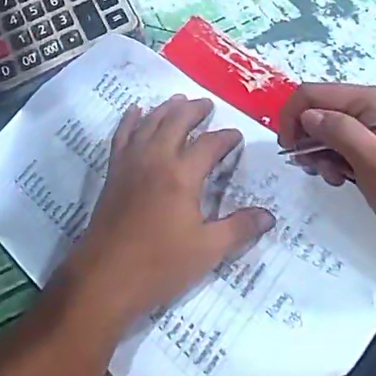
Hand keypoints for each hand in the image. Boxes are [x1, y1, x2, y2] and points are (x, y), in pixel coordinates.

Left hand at [56, 96, 276, 329]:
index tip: (236, 136)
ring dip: (165, 109)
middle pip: (176, 122)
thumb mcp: (208, 250)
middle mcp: (155, 159)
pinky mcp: (113, 173)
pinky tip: (134, 111)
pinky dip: (130, 120)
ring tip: (178, 100)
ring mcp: (130, 163)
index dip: (225, 138)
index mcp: (182, 175)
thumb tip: (268, 216)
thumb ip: (239, 229)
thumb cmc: (160, 264)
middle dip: (193, 110)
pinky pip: (121, 136)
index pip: (209, 145)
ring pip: (149, 123)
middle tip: (207, 104)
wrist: (106, 276)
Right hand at [276, 84, 375, 252]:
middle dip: (307, 137)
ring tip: (332, 178)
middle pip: (320, 110)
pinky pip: (345, 146)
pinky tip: (343, 180)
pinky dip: (336, 161)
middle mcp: (374, 108)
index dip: (293, 116)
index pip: (313, 93)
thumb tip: (307, 115)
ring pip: (329, 130)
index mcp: (373, 101)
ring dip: (320, 153)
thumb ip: (337, 131)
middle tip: (312, 169)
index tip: (289, 149)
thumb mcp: (372, 161)